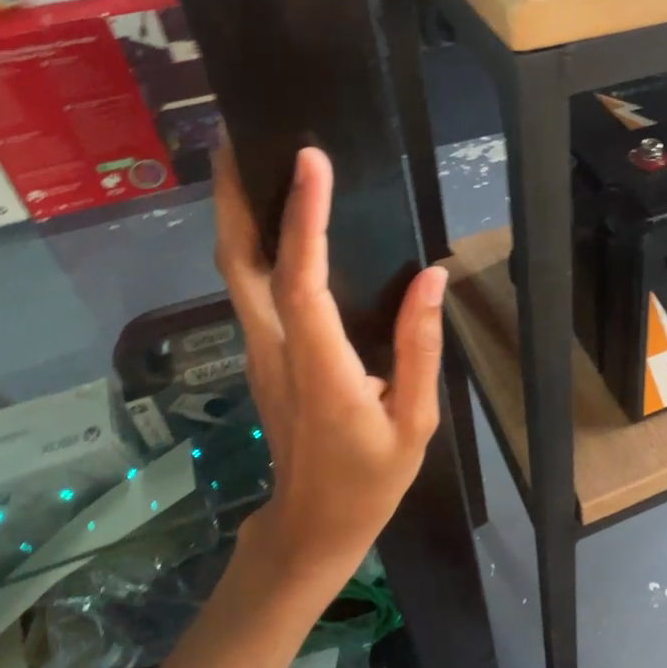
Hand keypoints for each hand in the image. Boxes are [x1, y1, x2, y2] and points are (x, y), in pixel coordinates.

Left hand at [213, 144, 446, 577]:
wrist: (310, 527)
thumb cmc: (368, 480)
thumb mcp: (414, 422)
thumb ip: (421, 347)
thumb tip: (432, 275)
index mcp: (319, 366)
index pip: (303, 278)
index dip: (304, 217)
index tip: (311, 160)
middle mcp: (275, 349)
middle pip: (238, 263)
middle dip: (235, 199)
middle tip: (239, 140)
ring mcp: (259, 352)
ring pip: (234, 272)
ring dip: (237, 215)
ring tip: (250, 164)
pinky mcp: (261, 355)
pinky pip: (249, 287)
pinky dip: (252, 244)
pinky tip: (273, 222)